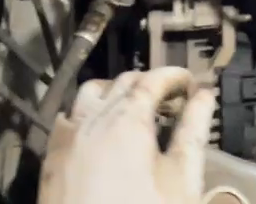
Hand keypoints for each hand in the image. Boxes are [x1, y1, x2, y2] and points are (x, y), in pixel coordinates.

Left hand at [38, 68, 216, 203]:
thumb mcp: (181, 179)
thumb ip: (194, 130)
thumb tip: (205, 94)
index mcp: (128, 116)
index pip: (154, 79)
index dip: (174, 76)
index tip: (191, 85)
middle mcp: (94, 116)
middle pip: (123, 81)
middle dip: (149, 84)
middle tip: (170, 102)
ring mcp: (68, 137)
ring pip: (91, 93)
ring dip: (114, 93)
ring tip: (133, 112)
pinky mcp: (51, 160)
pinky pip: (66, 119)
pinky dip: (84, 114)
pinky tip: (96, 131)